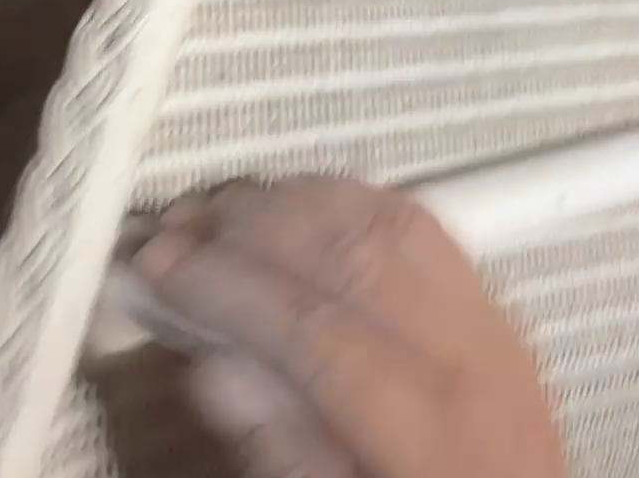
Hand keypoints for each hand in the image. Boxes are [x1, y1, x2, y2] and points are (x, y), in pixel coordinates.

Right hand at [132, 177, 565, 477]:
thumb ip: (277, 446)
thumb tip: (209, 361)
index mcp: (430, 434)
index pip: (312, 330)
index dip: (223, 286)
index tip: (156, 264)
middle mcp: (467, 355)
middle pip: (345, 254)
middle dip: (243, 227)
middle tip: (173, 226)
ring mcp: (483, 310)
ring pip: (375, 216)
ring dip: (282, 199)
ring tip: (215, 209)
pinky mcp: (480, 286)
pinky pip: (404, 211)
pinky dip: (333, 192)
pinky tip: (284, 200)